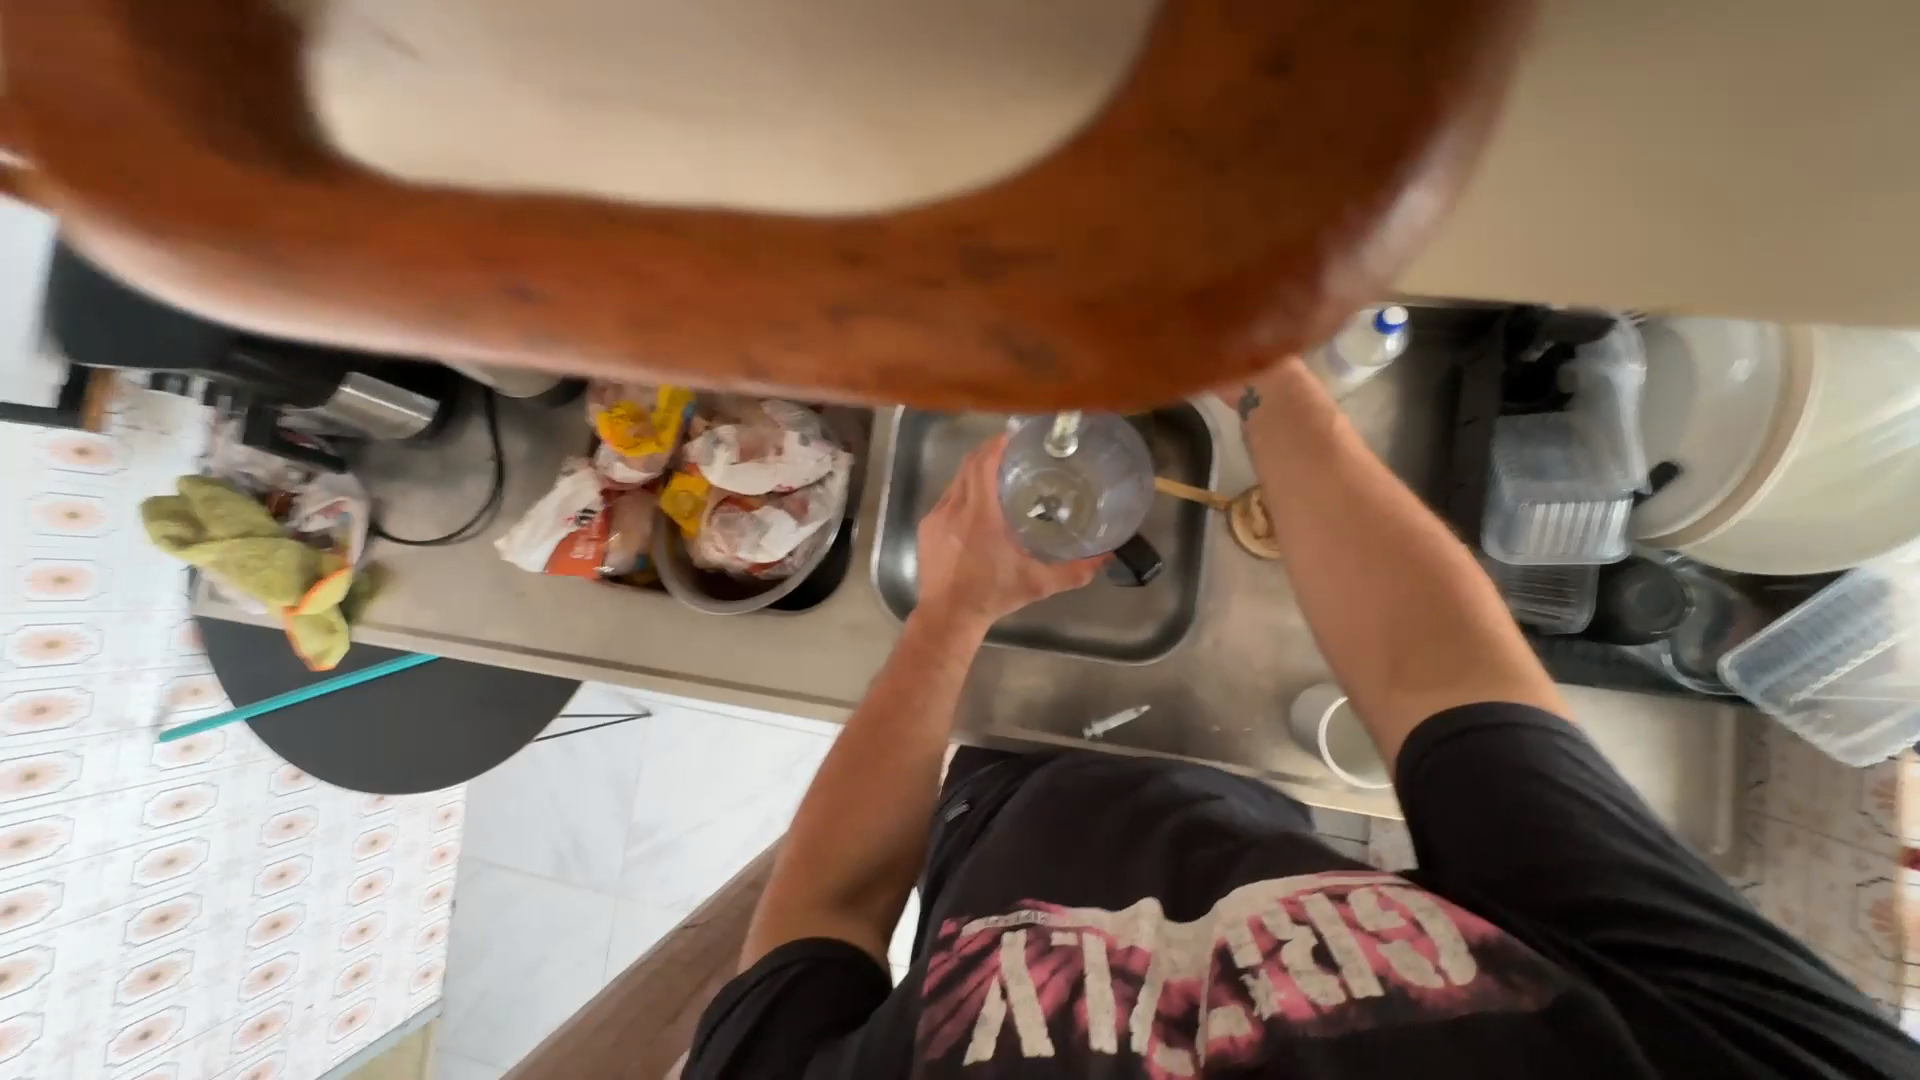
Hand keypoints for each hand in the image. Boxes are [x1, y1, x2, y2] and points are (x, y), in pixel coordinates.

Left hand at [916, 434, 1100, 628]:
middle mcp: (955, 509)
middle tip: (1010, 449)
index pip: (983, 464)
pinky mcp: (927, 529)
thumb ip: (1073, 571)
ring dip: (973, 472)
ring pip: (955, 481)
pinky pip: (945, 499)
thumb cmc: (992, 595)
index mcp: (980, 515)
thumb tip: (1105, 558)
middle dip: (987, 452)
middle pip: (968, 466)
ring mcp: (936, 517)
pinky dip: (961, 491)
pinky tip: (976, 503)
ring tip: (996, 472)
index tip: (1013, 435)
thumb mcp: (1037, 584)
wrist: (947, 617)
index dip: (996, 445)